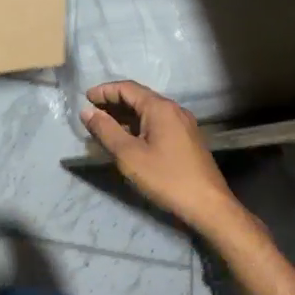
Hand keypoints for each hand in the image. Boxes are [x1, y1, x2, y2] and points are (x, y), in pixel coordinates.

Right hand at [80, 81, 237, 228]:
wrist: (209, 206)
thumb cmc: (166, 178)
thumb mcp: (128, 155)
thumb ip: (105, 130)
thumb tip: (87, 111)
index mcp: (160, 108)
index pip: (127, 88)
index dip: (104, 91)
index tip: (85, 99)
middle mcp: (174, 110)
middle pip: (139, 97)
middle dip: (113, 102)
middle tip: (92, 112)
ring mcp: (184, 124)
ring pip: (149, 112)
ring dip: (126, 115)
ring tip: (106, 126)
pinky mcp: (188, 139)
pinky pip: (158, 123)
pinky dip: (139, 125)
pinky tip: (129, 139)